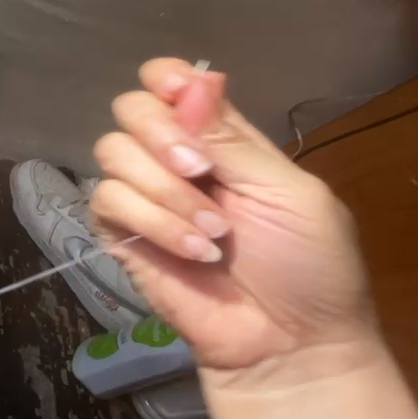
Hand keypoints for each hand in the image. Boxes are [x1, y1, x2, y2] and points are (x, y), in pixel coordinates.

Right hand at [88, 59, 377, 385]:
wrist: (287, 340)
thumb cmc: (309, 266)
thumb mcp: (291, 195)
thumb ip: (235, 140)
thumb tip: (196, 79)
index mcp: (216, 138)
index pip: (169, 83)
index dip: (164, 78)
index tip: (175, 93)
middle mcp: (169, 155)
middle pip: (129, 107)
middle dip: (160, 136)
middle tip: (200, 172)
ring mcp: (137, 189)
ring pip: (111, 152)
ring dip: (167, 193)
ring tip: (213, 234)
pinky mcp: (114, 224)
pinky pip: (109, 199)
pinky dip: (155, 224)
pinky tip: (193, 251)